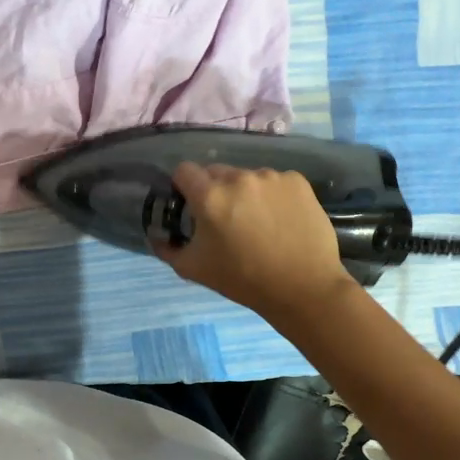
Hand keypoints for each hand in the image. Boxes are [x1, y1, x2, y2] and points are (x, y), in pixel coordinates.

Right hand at [153, 163, 356, 320]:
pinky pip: (275, 182)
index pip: (184, 170)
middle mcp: (239, 178)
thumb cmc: (242, 279)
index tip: (190, 205)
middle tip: (224, 218)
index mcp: (209, 196)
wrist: (303, 289)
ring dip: (244, 193)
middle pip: (215, 172)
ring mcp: (271, 177)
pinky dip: (272, 195)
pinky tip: (279, 219)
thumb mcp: (193, 268)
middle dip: (214, 190)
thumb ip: (167, 248)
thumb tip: (156, 236)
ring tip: (257, 221)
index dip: (183, 186)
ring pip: (246, 177)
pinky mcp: (298, 182)